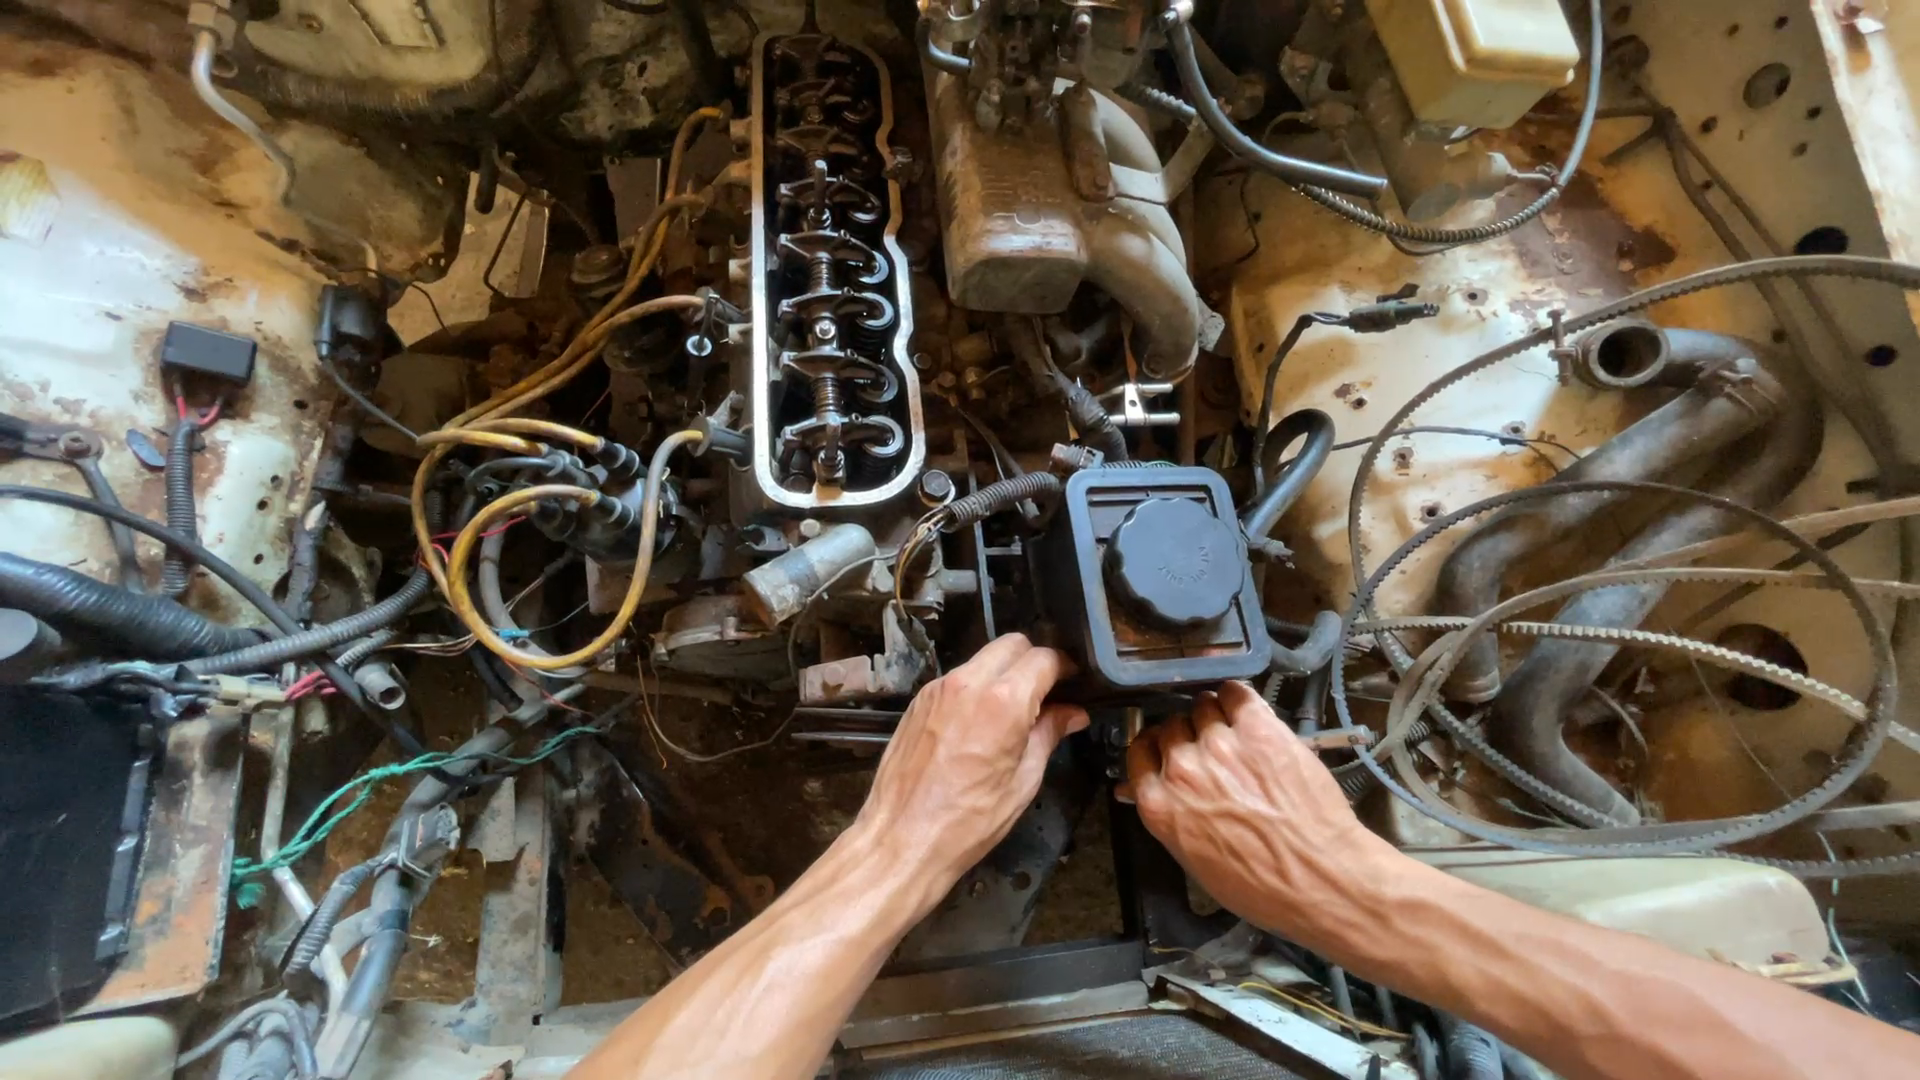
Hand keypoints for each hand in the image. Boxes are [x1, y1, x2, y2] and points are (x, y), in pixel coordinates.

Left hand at [855, 633, 1088, 885]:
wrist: (902, 838)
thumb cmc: (970, 820)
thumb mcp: (1023, 781)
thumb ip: (1048, 734)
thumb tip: (1072, 713)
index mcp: (1003, 701)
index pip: (1043, 658)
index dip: (1064, 667)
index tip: (1072, 682)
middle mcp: (969, 682)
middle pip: (1012, 644)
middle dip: (1033, 660)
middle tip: (1045, 691)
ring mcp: (939, 687)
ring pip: (982, 658)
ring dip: (1003, 672)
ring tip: (1012, 709)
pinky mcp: (919, 699)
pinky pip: (957, 677)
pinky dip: (976, 686)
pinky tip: (979, 720)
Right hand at [1127, 681, 1399, 943]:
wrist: (1324, 881)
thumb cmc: (1261, 887)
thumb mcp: (1195, 860)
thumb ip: (1167, 815)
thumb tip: (1141, 790)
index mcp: (1159, 803)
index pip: (1138, 753)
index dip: (1153, 750)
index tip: (1166, 752)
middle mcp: (1182, 768)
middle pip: (1169, 727)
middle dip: (1184, 735)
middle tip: (1206, 749)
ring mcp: (1219, 743)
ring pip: (1201, 706)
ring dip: (1211, 715)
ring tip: (1230, 729)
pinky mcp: (1258, 728)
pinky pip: (1235, 693)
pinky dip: (1236, 697)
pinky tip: (1244, 709)